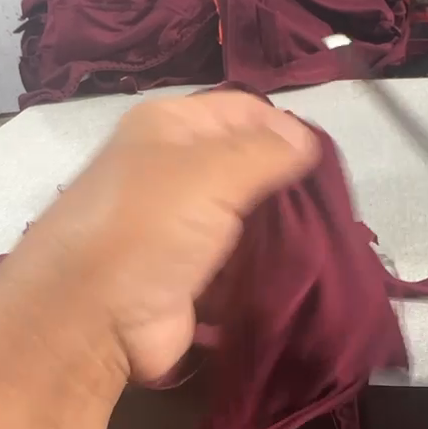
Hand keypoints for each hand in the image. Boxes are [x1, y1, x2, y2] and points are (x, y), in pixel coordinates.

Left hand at [0, 93, 319, 384]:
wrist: (94, 317)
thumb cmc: (148, 229)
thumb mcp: (211, 173)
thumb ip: (265, 151)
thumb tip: (308, 138)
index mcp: (170, 127)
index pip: (243, 110)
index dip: (286, 129)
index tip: (328, 163)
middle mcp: (173, 170)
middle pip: (246, 165)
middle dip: (287, 185)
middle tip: (334, 208)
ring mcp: (180, 226)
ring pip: (245, 218)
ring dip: (279, 231)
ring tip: (324, 241)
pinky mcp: (189, 274)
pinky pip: (237, 263)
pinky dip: (263, 268)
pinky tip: (297, 273)